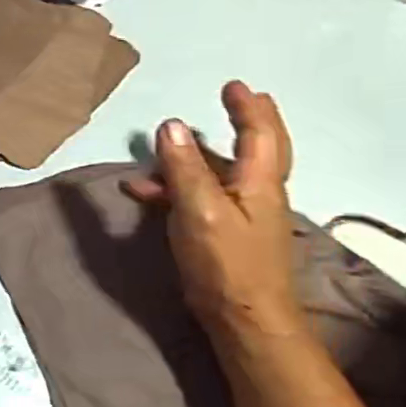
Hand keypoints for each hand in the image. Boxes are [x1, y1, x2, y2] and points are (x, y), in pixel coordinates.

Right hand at [124, 81, 301, 336]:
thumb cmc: (226, 262)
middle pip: (255, 150)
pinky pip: (202, 195)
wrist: (244, 320)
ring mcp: (243, 215)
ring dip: (196, 156)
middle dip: (245, 123)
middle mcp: (257, 193)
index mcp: (259, 183)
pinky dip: (177, 185)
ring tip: (162, 149)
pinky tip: (145, 191)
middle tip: (234, 99)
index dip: (248, 109)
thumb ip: (185, 167)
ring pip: (222, 172)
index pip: (260, 135)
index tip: (236, 86)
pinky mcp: (225, 233)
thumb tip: (172, 126)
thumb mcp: (199, 210)